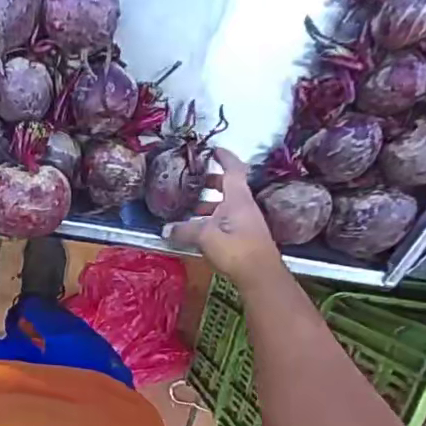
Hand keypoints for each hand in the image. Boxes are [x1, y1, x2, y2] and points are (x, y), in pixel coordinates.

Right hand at [162, 151, 285, 289]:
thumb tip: (165, 230)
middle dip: (212, 183)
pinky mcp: (245, 238)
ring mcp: (247, 222)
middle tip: (195, 182)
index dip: (224, 157)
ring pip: (227, 206)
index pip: (233, 169)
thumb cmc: (236, 249)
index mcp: (238, 198)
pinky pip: (227, 221)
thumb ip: (184, 230)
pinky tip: (200, 231)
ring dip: (211, 205)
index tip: (213, 149)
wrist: (261, 275)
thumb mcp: (205, 237)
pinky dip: (213, 220)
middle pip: (229, 187)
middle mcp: (244, 206)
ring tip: (191, 210)